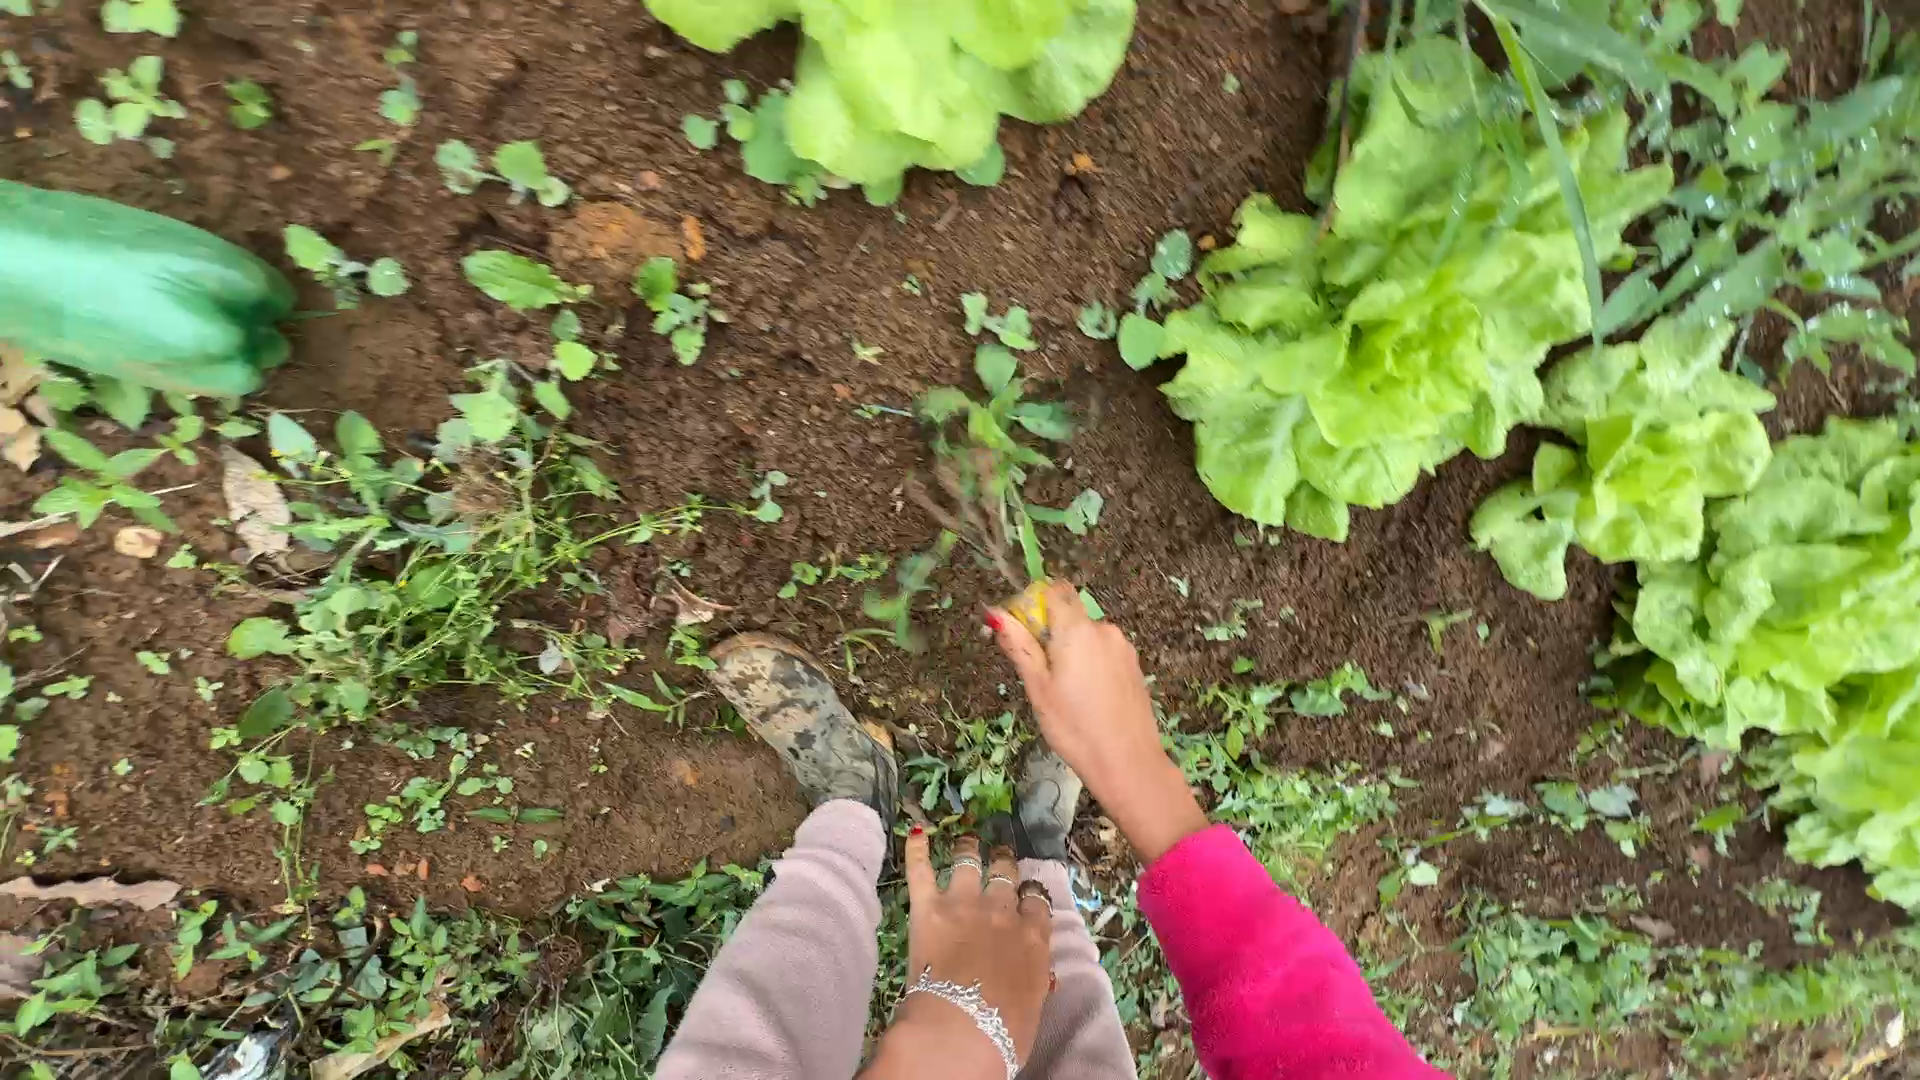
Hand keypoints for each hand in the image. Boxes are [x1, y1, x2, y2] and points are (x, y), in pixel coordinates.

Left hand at [861, 834, 1051, 1079]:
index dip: (1031, 893)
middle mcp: (1001, 910)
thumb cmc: (1001, 1034)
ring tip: (968, 841)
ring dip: (968, 848)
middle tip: (1000, 857)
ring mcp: (964, 904)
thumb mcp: (1033, 1006)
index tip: (1027, 892)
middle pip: (1005, 873)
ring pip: (968, 861)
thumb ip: (1036, 976)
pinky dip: (917, 850)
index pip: (1036, 900)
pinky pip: (921, 870)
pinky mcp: (928, 907)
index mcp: (1031, 936)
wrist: (958, 1033)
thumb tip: (1038, 970)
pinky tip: (916, 834)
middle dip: (1004, 863)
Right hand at [989, 580, 1208, 861]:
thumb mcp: (1037, 688)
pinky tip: (1089, 698)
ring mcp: (1123, 647)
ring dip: (1073, 650)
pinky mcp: (1135, 666)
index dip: (1037, 602)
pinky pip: (1104, 652)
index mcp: (1077, 629)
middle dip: (1053, 634)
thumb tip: (994, 613)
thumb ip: (1018, 645)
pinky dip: (1092, 664)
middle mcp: (1104, 629)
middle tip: (1042, 674)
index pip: (1056, 590)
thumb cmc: (1074, 727)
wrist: (1128, 763)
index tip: (1026, 630)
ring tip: (1066, 693)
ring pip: (1088, 636)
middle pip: (1071, 615)